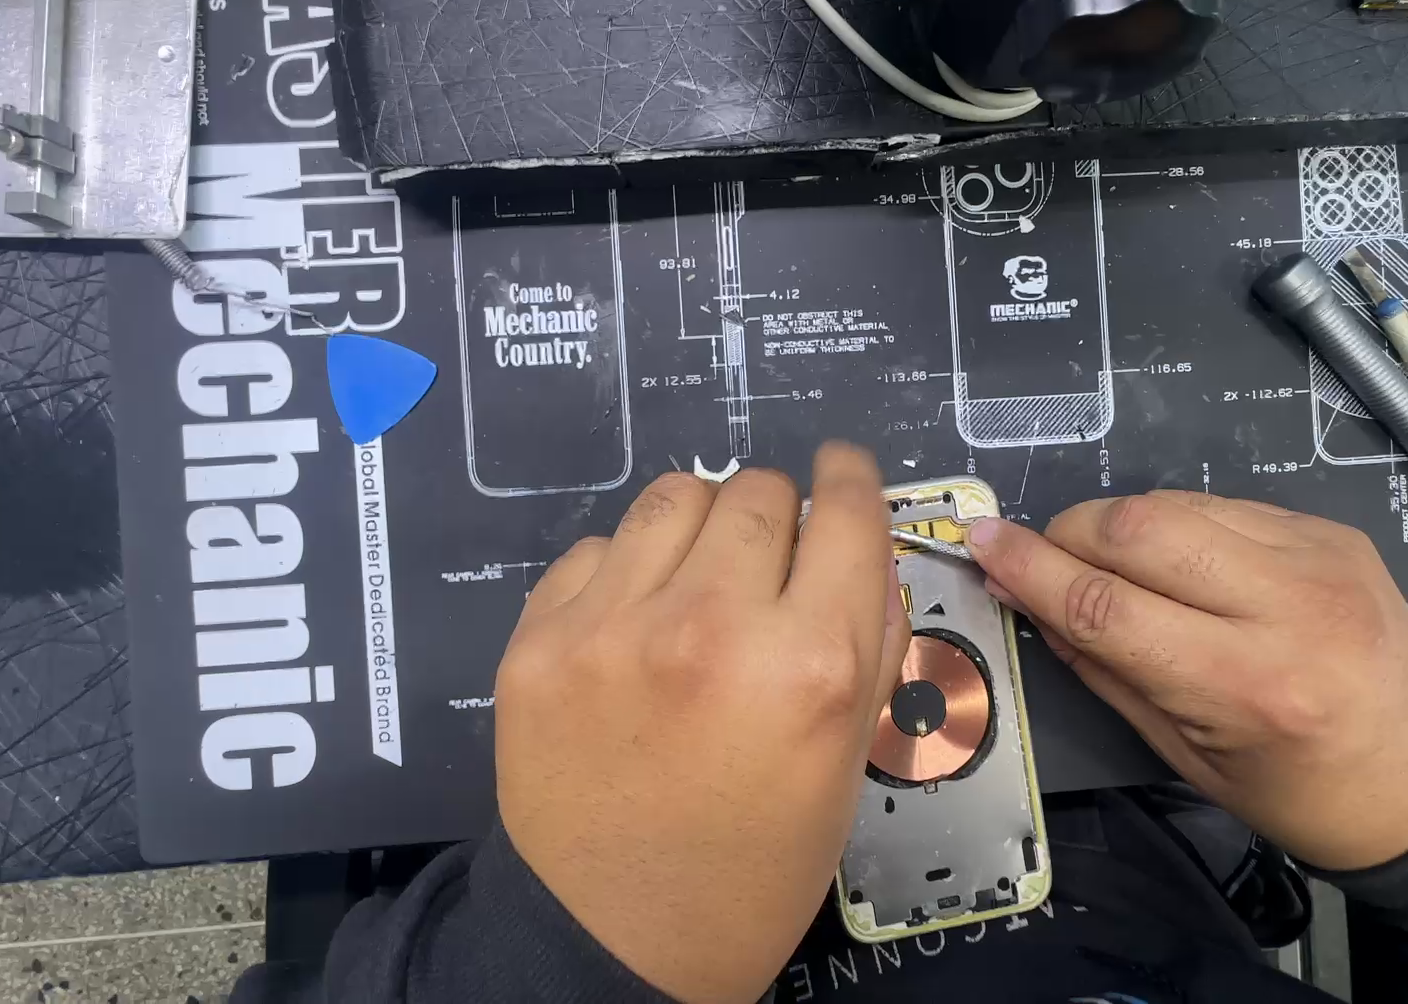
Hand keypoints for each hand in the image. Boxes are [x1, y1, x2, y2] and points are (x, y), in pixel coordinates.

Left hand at [495, 444, 909, 1002]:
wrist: (612, 940)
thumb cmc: (755, 857)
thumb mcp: (847, 755)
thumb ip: (868, 631)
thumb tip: (856, 541)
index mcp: (809, 666)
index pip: (847, 512)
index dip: (852, 476)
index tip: (842, 467)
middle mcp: (711, 627)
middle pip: (758, 488)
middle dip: (778, 516)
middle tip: (768, 567)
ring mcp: (613, 628)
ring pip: (678, 493)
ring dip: (705, 522)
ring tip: (700, 576)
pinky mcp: (538, 640)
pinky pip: (602, 544)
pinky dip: (631, 567)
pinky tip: (634, 623)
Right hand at [968, 491, 1407, 871]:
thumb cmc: (1290, 788)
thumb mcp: (1176, 749)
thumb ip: (1094, 662)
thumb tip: (1027, 597)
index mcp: (1245, 685)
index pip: (1104, 604)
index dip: (1029, 567)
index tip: (981, 541)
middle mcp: (1286, 606)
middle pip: (1134, 530)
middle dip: (1067, 535)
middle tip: (1045, 561)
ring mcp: (1316, 555)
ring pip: (1168, 503)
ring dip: (1112, 526)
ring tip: (1108, 564)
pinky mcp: (1328, 529)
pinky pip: (1213, 503)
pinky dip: (1167, 524)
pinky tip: (1174, 560)